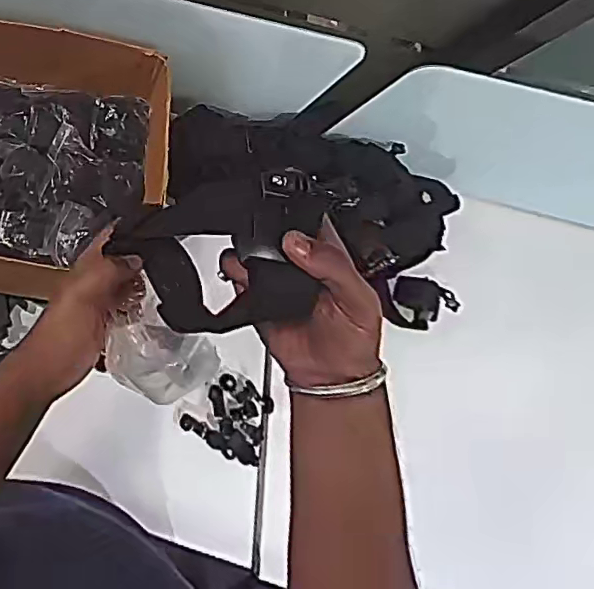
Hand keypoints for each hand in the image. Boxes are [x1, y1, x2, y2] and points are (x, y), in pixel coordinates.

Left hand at [0, 224, 142, 402]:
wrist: (49, 371)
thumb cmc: (58, 335)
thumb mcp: (85, 293)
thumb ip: (109, 270)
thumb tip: (134, 258)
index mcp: (86, 267)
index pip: (110, 238)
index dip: (129, 231)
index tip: (152, 232)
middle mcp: (94, 282)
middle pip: (123, 261)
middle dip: (140, 262)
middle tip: (158, 268)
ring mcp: (100, 303)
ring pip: (127, 285)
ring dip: (140, 287)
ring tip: (152, 291)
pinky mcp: (106, 325)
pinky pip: (127, 309)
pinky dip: (137, 310)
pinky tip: (144, 313)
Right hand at [221, 217, 382, 388]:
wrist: (332, 379)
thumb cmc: (355, 338)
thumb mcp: (359, 299)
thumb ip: (334, 267)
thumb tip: (298, 243)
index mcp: (327, 253)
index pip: (309, 219)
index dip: (298, 214)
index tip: (290, 226)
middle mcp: (299, 260)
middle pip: (274, 228)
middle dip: (264, 228)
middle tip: (268, 245)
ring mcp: (275, 277)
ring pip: (251, 248)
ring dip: (245, 248)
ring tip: (252, 262)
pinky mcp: (257, 295)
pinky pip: (237, 277)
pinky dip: (234, 273)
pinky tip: (242, 277)